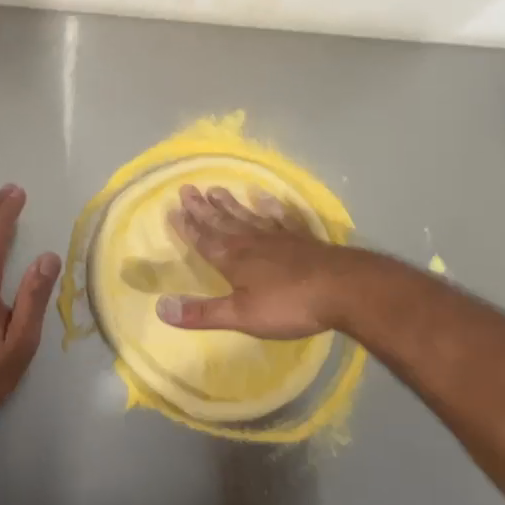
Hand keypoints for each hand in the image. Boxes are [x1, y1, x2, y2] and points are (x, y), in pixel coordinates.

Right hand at [158, 184, 380, 337]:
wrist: (343, 288)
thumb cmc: (289, 305)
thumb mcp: (242, 316)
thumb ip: (203, 312)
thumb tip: (160, 307)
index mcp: (234, 260)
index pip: (204, 241)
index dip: (187, 227)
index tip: (172, 209)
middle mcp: (252, 242)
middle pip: (222, 223)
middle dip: (203, 209)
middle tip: (187, 188)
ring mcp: (279, 237)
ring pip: (248, 216)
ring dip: (230, 205)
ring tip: (215, 189)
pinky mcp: (303, 239)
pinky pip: (281, 217)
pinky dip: (270, 206)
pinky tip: (263, 196)